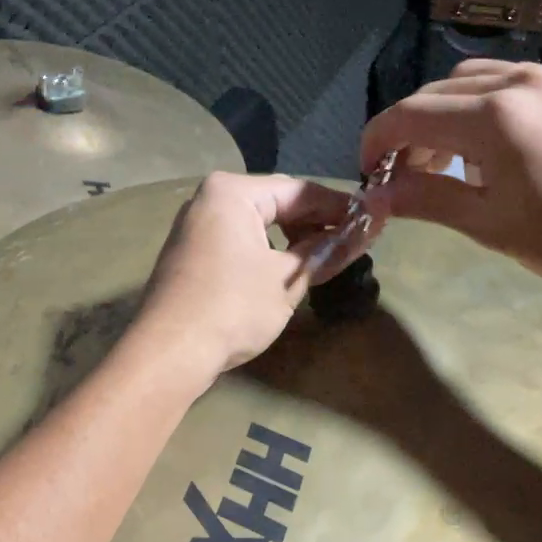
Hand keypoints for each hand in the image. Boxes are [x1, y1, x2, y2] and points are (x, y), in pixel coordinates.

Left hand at [132, 173, 352, 374]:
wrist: (170, 352)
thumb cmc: (233, 307)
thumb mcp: (286, 279)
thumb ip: (324, 251)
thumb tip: (361, 233)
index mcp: (232, 192)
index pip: (299, 190)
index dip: (338, 207)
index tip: (371, 221)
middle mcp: (209, 199)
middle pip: (276, 204)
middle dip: (315, 223)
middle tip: (352, 243)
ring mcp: (195, 227)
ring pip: (258, 225)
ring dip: (293, 240)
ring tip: (325, 259)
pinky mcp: (191, 256)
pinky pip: (239, 243)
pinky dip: (267, 253)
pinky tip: (287, 271)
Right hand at [358, 60, 541, 294]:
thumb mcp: (488, 225)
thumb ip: (428, 198)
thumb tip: (378, 194)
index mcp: (494, 117)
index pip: (411, 115)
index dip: (378, 140)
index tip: (368, 171)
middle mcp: (523, 80)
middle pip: (442, 91)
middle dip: (412, 128)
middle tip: (405, 173)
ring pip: (482, 79)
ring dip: (451, 113)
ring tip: (452, 159)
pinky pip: (523, 82)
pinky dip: (494, 106)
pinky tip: (502, 147)